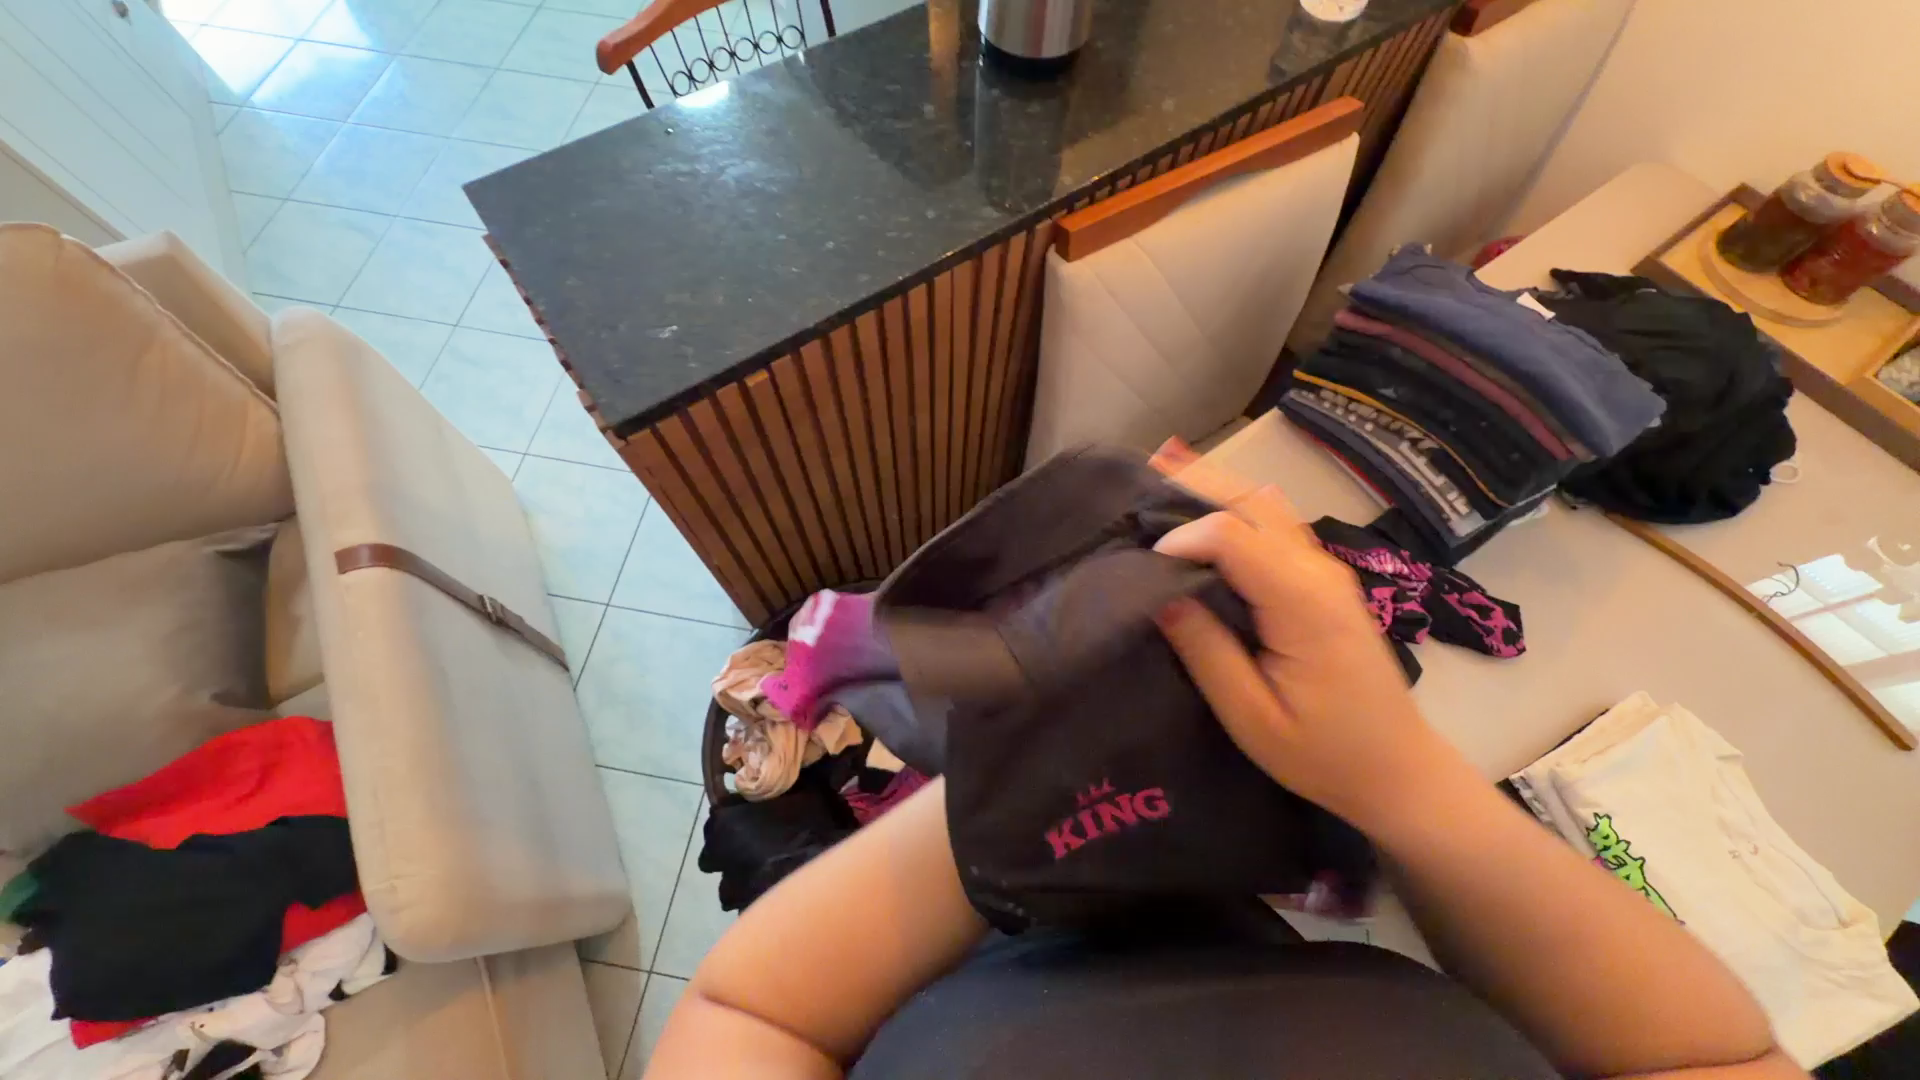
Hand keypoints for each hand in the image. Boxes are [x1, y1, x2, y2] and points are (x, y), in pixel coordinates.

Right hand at [1149, 441, 1468, 832]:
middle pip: (1254, 501)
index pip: (1232, 537)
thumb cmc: (1323, 754)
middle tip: (1145, 467)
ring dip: (1218, 488)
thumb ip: (1206, 651)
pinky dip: (1236, 510)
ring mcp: (1328, 572)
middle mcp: (1320, 572)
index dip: (1182, 537)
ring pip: (1268, 506)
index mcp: (1303, 603)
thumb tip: (1161, 596)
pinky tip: (1207, 511)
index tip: (1142, 563)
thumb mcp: (1252, 716)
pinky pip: (1277, 528)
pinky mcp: (1325, 582)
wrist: (1398, 771)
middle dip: (1199, 480)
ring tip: (1167, 473)